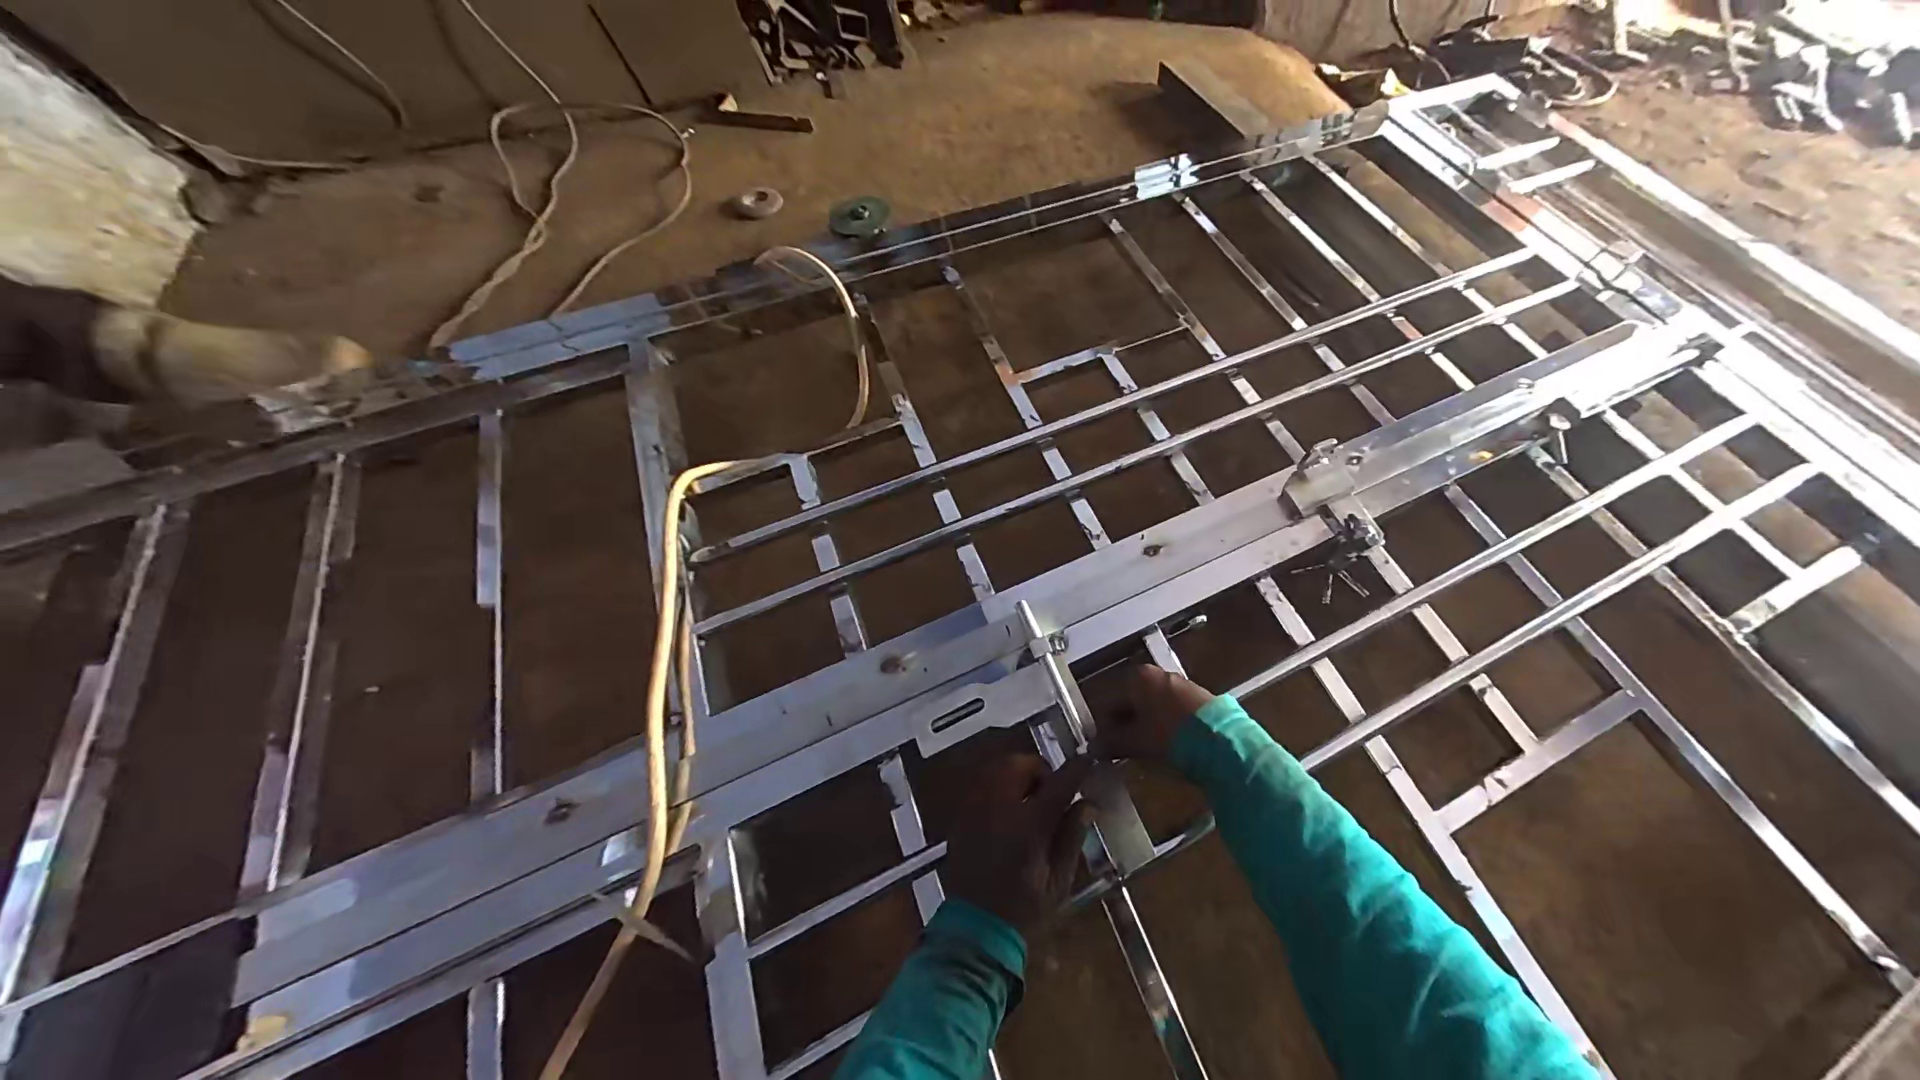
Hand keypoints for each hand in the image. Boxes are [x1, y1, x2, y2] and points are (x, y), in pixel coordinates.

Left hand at [943, 753, 1094, 935]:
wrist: (974, 927)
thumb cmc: (1023, 908)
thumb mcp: (1058, 880)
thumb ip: (1072, 836)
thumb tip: (1086, 804)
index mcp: (1028, 825)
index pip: (1058, 784)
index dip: (1076, 769)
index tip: (1087, 761)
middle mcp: (998, 806)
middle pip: (1020, 763)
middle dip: (1039, 770)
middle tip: (1050, 793)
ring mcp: (975, 807)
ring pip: (997, 768)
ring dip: (1017, 775)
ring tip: (1028, 802)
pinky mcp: (961, 814)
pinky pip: (982, 784)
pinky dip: (998, 786)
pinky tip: (1006, 813)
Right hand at [1094, 664, 1215, 761]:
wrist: (1224, 742)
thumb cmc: (1170, 736)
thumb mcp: (1136, 742)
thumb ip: (1112, 743)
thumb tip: (1094, 748)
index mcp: (1137, 677)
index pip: (1110, 700)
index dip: (1105, 725)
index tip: (1106, 745)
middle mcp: (1158, 674)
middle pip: (1133, 701)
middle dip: (1128, 724)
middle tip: (1126, 749)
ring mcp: (1182, 684)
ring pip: (1155, 706)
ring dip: (1148, 725)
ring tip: (1149, 751)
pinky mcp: (1202, 698)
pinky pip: (1175, 711)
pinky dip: (1168, 726)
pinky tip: (1171, 745)